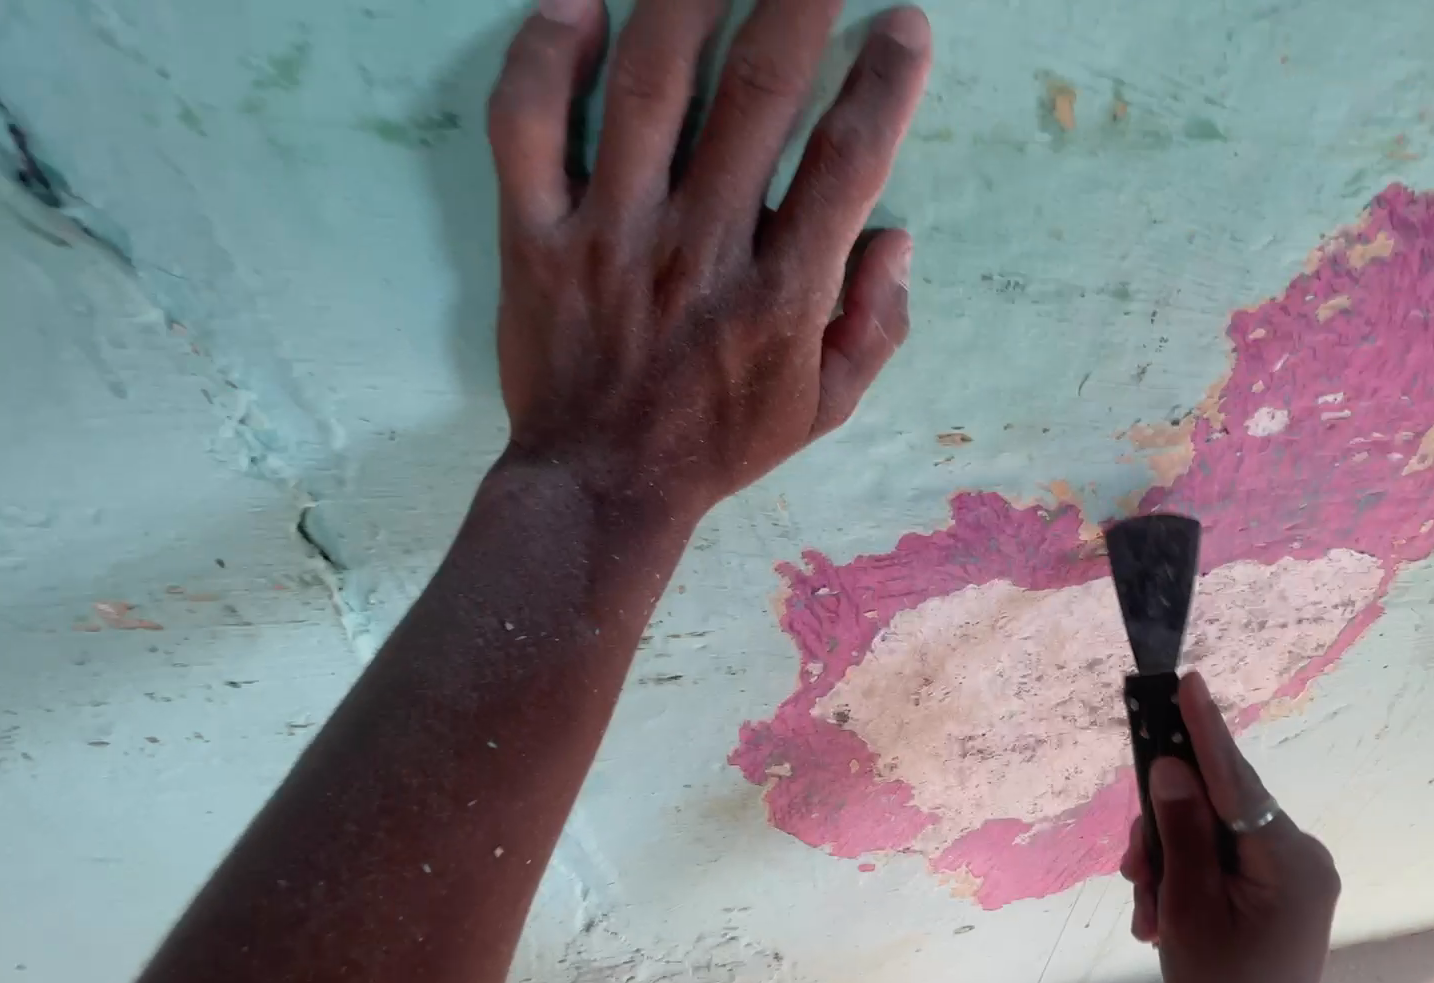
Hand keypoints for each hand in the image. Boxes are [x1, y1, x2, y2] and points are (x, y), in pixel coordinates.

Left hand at [486, 0, 931, 515]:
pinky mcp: (536, 237)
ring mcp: (611, 236)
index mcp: (783, 297)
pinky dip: (546, 52)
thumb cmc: (723, 444)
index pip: (847, 164)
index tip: (904, 26)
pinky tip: (577, 2)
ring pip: (648, 84)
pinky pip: (528, 125)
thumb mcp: (826, 410)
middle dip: (801, 2)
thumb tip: (895, 238)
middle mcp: (701, 249)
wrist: (606, 483)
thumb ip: (876, 327)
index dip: (884, 84)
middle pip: (758, 95)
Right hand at [1120, 672, 1341, 982]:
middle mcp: (1296, 852)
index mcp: (1289, 861)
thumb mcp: (1190, 911)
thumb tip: (1167, 765)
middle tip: (1133, 872)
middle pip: (1214, 803)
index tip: (1188, 680)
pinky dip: (1183, 872)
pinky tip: (1163, 911)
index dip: (1204, 727)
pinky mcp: (1273, 880)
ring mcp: (1286, 867)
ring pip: (1207, 827)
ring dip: (1167, 860)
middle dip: (1164, 829)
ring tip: (1148, 910)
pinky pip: (1216, 850)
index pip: (1235, 779)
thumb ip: (1180, 831)